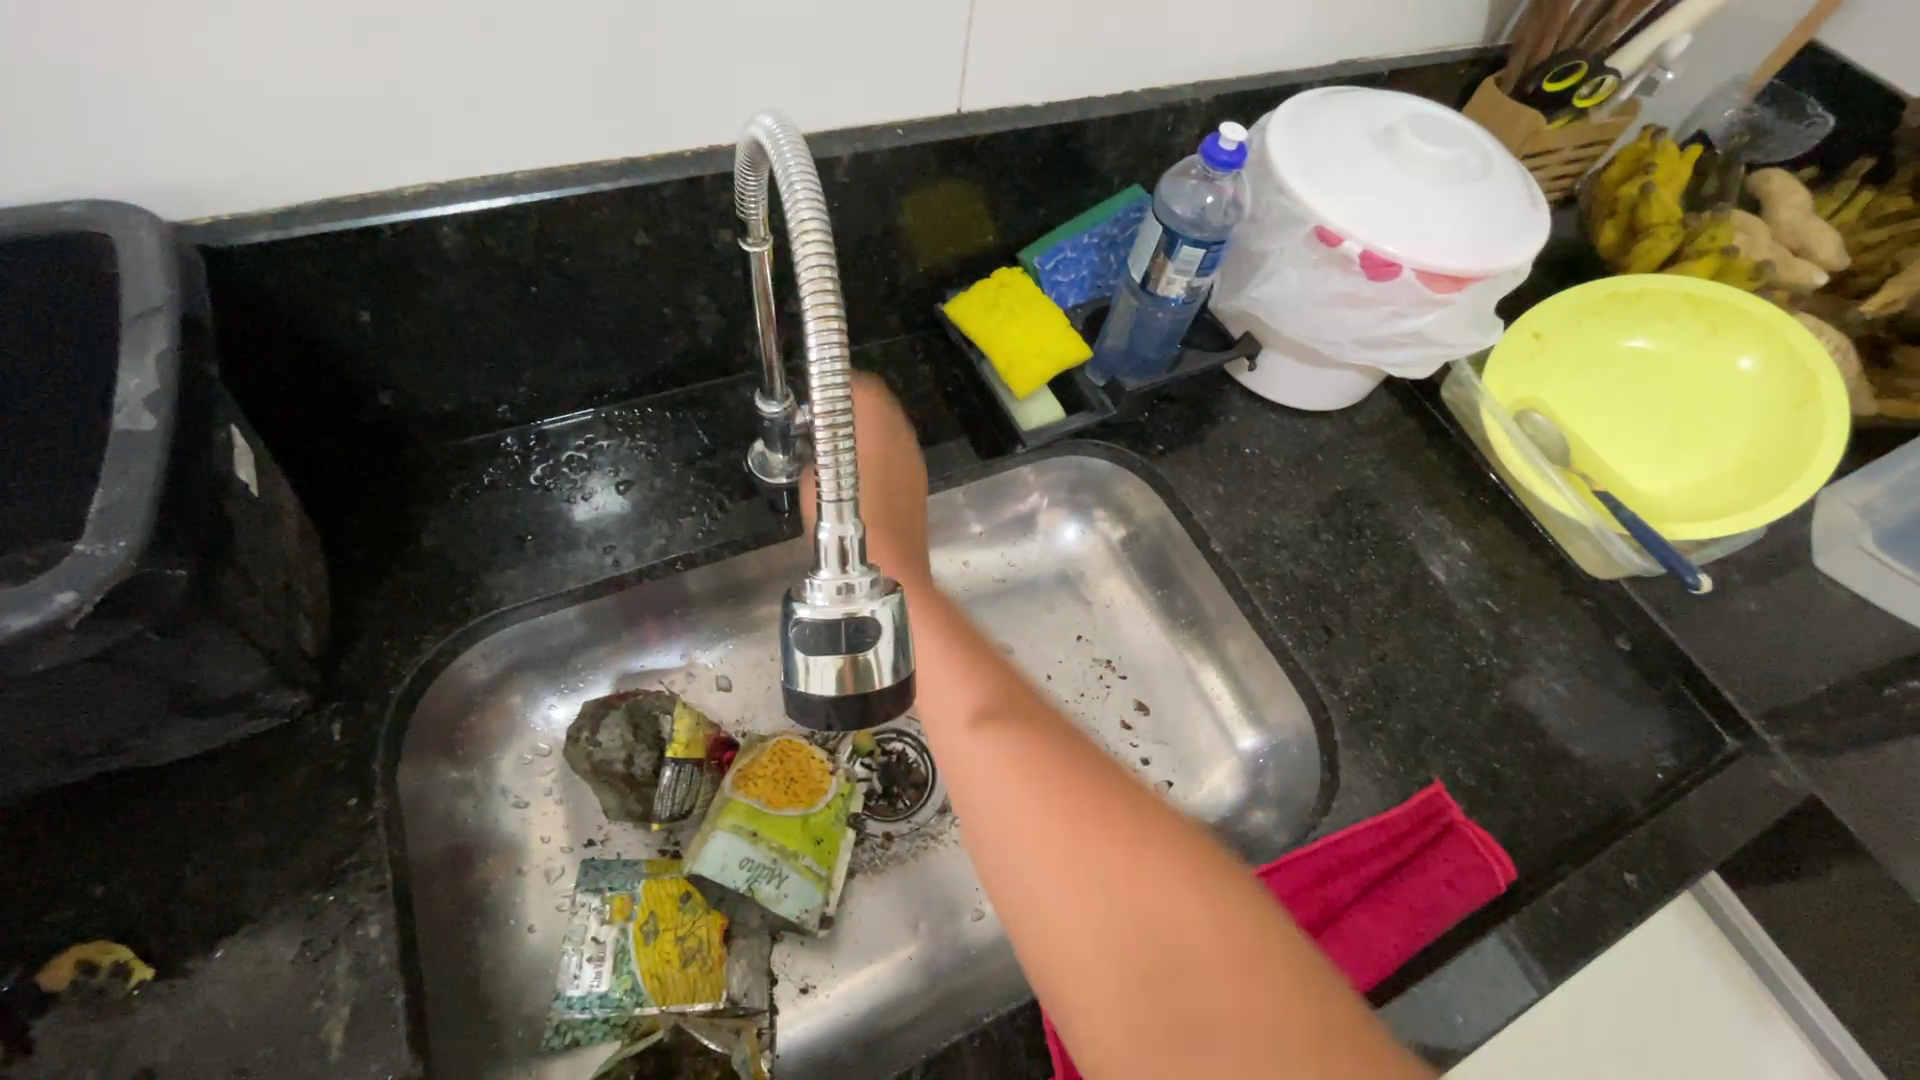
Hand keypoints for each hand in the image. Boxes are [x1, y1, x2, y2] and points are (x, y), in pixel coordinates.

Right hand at [800, 373, 931, 591]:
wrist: (888, 566)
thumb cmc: (845, 522)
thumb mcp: (813, 482)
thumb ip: (816, 450)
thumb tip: (816, 440)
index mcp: (875, 425)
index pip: (860, 383)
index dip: (836, 384)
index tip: (816, 398)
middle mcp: (901, 433)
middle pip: (878, 400)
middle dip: (851, 405)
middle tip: (823, 421)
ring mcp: (914, 456)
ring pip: (890, 425)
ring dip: (866, 427)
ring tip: (839, 448)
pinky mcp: (919, 478)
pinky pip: (897, 450)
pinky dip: (880, 450)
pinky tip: (860, 474)